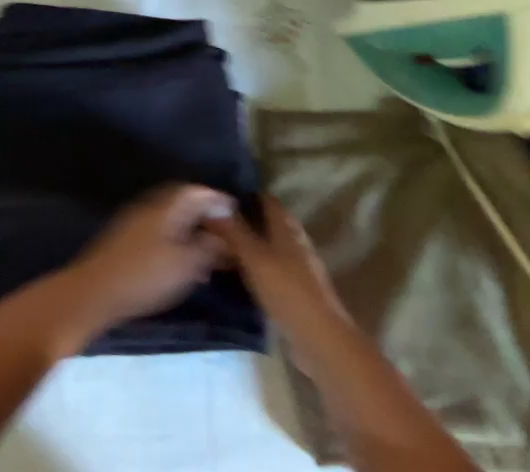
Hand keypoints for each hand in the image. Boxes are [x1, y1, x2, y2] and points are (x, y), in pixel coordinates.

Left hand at [60, 184, 234, 331]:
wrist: (94, 292)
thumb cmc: (145, 275)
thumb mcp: (186, 264)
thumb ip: (209, 247)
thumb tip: (224, 235)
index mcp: (164, 208)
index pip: (195, 192)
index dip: (216, 199)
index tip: (235, 211)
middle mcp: (148, 209)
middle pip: (182, 204)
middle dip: (206, 217)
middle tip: (227, 235)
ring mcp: (134, 225)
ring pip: (171, 222)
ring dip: (192, 234)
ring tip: (212, 256)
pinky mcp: (126, 243)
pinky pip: (160, 236)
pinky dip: (177, 245)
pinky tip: (185, 267)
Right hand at [206, 194, 348, 366]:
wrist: (319, 340)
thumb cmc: (288, 292)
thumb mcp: (255, 258)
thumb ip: (234, 231)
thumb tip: (211, 202)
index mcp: (288, 231)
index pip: (268, 201)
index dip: (247, 192)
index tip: (220, 190)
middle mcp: (295, 244)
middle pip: (270, 223)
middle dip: (246, 217)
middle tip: (213, 217)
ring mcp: (297, 269)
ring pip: (270, 246)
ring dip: (249, 242)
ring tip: (218, 242)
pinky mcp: (294, 291)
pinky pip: (269, 269)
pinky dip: (253, 265)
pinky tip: (235, 273)